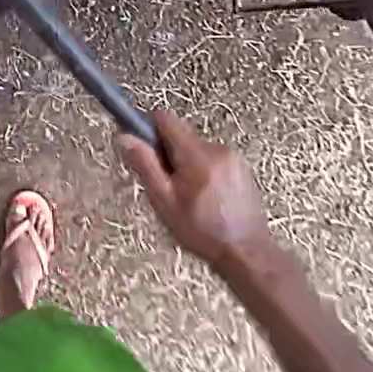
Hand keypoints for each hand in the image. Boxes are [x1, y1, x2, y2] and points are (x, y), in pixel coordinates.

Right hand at [117, 110, 274, 270]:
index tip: (146, 151)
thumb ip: (145, 165)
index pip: (165, 118)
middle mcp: (217, 149)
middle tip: (166, 183)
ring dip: (185, 162)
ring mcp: (233, 157)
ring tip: (187, 194)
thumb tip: (125, 137)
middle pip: (180, 133)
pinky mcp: (241, 167)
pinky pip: (212, 157)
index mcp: (196, 155)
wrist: (246, 253)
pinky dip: (202, 169)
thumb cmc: (203, 231)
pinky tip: (204, 196)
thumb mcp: (164, 200)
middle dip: (168, 152)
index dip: (149, 130)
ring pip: (195, 147)